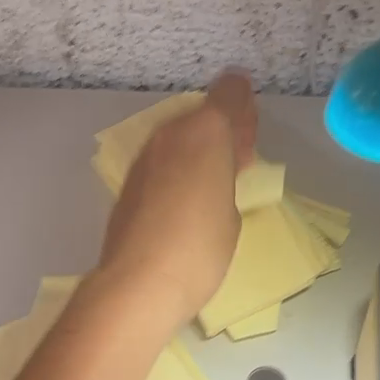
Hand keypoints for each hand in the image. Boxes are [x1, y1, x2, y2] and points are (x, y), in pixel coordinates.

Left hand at [85, 71, 256, 330]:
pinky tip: (184, 205)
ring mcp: (144, 159)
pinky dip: (176, 175)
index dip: (244, 108)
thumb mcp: (231, 214)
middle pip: (201, 117)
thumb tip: (221, 169)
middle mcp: (171, 134)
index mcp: (206, 131)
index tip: (251, 133)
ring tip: (213, 187)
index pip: (230, 93)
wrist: (138, 285)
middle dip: (220, 134)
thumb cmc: (200, 251)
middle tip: (237, 162)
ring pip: (178, 141)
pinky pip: (161, 167)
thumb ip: (228, 179)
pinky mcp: (128, 185)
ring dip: (196, 155)